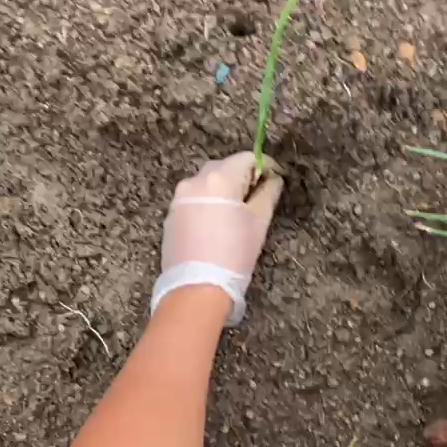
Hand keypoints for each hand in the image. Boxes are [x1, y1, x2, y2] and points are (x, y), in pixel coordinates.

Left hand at [151, 151, 283, 326]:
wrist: (196, 288)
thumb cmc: (233, 255)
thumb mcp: (259, 222)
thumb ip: (268, 193)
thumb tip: (273, 179)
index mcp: (219, 179)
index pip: (246, 159)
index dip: (264, 166)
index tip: (274, 178)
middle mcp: (194, 182)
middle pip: (224, 168)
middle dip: (241, 179)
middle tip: (256, 199)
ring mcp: (179, 199)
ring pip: (207, 185)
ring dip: (223, 192)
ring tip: (236, 215)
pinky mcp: (171, 217)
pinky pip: (194, 201)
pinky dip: (207, 205)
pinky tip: (216, 226)